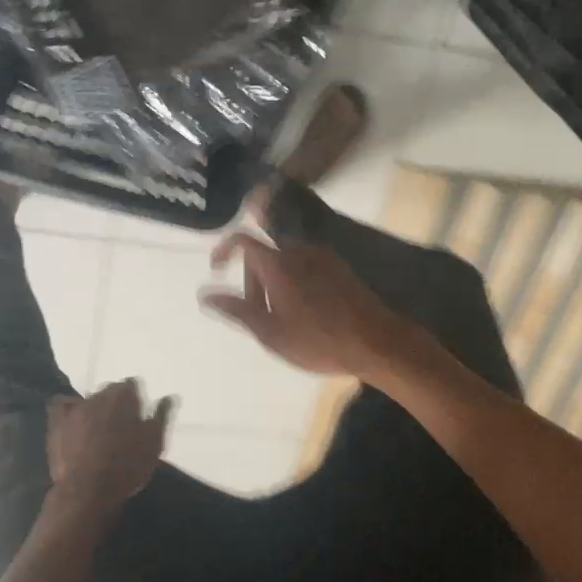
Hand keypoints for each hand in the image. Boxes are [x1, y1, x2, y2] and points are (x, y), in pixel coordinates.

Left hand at [45, 379, 172, 515]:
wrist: (89, 491)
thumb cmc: (127, 467)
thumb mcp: (154, 444)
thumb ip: (161, 416)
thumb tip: (169, 396)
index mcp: (124, 396)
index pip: (131, 385)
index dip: (135, 400)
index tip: (137, 416)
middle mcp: (100, 394)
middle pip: (110, 391)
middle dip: (115, 403)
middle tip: (120, 425)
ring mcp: (76, 407)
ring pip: (89, 399)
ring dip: (95, 409)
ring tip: (98, 429)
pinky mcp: (58, 422)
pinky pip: (61, 404)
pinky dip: (68, 408)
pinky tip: (72, 419)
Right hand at [202, 232, 409, 378]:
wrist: (376, 342)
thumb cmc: (319, 341)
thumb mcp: (271, 333)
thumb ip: (237, 310)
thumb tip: (204, 293)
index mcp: (278, 264)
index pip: (243, 239)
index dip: (224, 248)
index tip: (216, 268)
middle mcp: (299, 251)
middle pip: (264, 253)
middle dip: (252, 278)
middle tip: (257, 314)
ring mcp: (322, 256)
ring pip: (285, 259)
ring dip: (274, 281)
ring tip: (282, 318)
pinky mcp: (339, 266)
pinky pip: (305, 264)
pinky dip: (294, 280)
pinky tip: (305, 312)